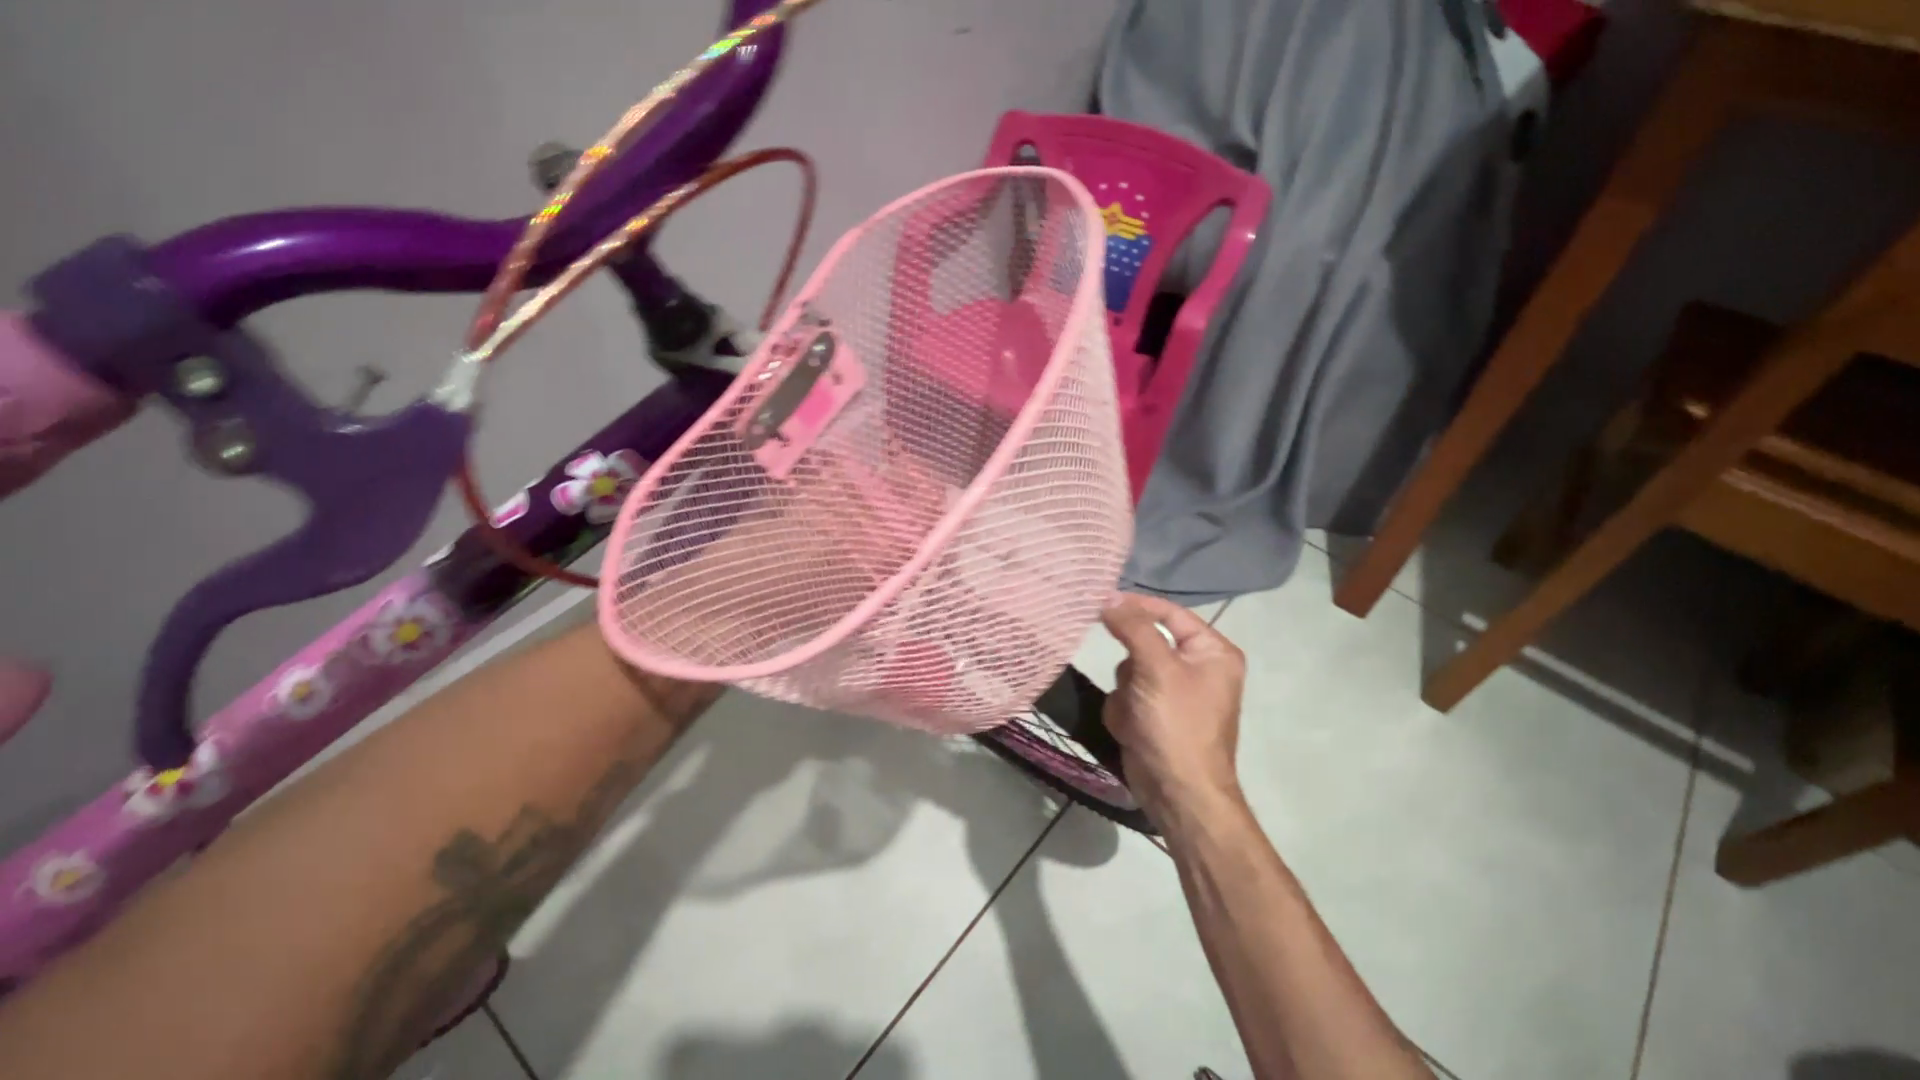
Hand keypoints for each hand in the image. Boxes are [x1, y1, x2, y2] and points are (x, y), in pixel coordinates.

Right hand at [1099, 594, 1247, 828]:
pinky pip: (1125, 698)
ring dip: (1125, 695)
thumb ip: (1133, 628)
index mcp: (1212, 652)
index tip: (1100, 602)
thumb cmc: (1177, 726)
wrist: (1178, 794)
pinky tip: (1134, 733)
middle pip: (1143, 644)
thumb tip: (1108, 597)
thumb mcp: (1157, 670)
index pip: (1170, 613)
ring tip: (1138, 718)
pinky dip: (1123, 714)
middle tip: (1138, 688)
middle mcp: (1197, 668)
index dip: (1136, 607)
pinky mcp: (1154, 716)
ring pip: (1127, 673)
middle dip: (1132, 670)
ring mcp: (1173, 694)